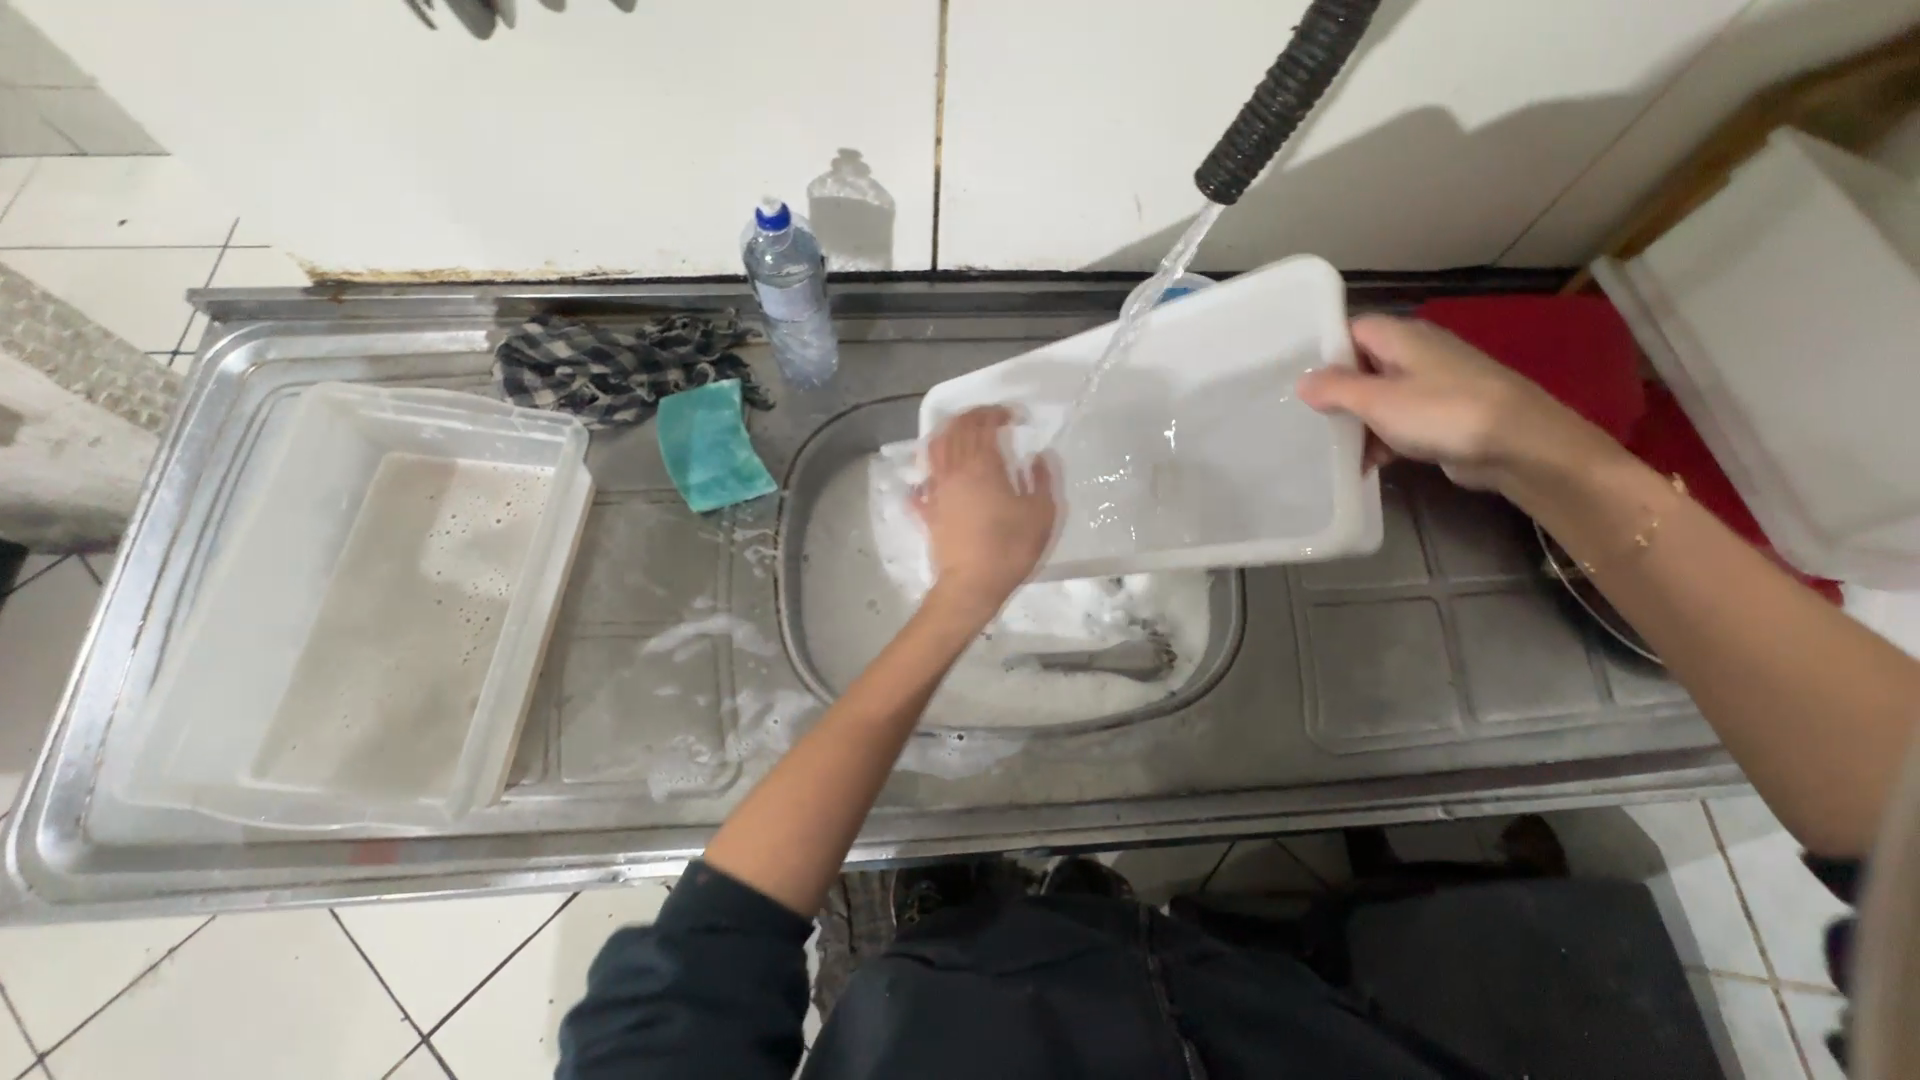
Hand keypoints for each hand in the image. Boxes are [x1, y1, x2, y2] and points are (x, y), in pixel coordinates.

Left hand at [914, 406, 1058, 617]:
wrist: (972, 584)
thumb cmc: (1010, 548)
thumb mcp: (1041, 513)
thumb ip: (1041, 479)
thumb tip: (1038, 457)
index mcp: (982, 465)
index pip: (983, 425)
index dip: (997, 413)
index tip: (1013, 417)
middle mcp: (954, 470)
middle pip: (955, 430)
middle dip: (972, 417)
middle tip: (989, 418)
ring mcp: (936, 490)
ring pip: (933, 449)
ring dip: (947, 434)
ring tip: (960, 434)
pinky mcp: (927, 511)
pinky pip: (920, 485)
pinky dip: (926, 473)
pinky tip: (931, 475)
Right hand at [1296, 314, 1617, 491]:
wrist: (1519, 444)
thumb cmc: (1443, 413)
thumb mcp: (1378, 401)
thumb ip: (1335, 389)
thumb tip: (1302, 381)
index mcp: (1401, 337)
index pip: (1350, 331)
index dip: (1322, 352)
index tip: (1293, 379)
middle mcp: (1417, 353)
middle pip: (1362, 367)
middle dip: (1335, 394)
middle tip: (1304, 419)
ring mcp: (1433, 385)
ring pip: (1380, 398)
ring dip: (1357, 423)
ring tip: (1329, 449)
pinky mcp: (1444, 416)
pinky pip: (1400, 422)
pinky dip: (1382, 440)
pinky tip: (1365, 465)